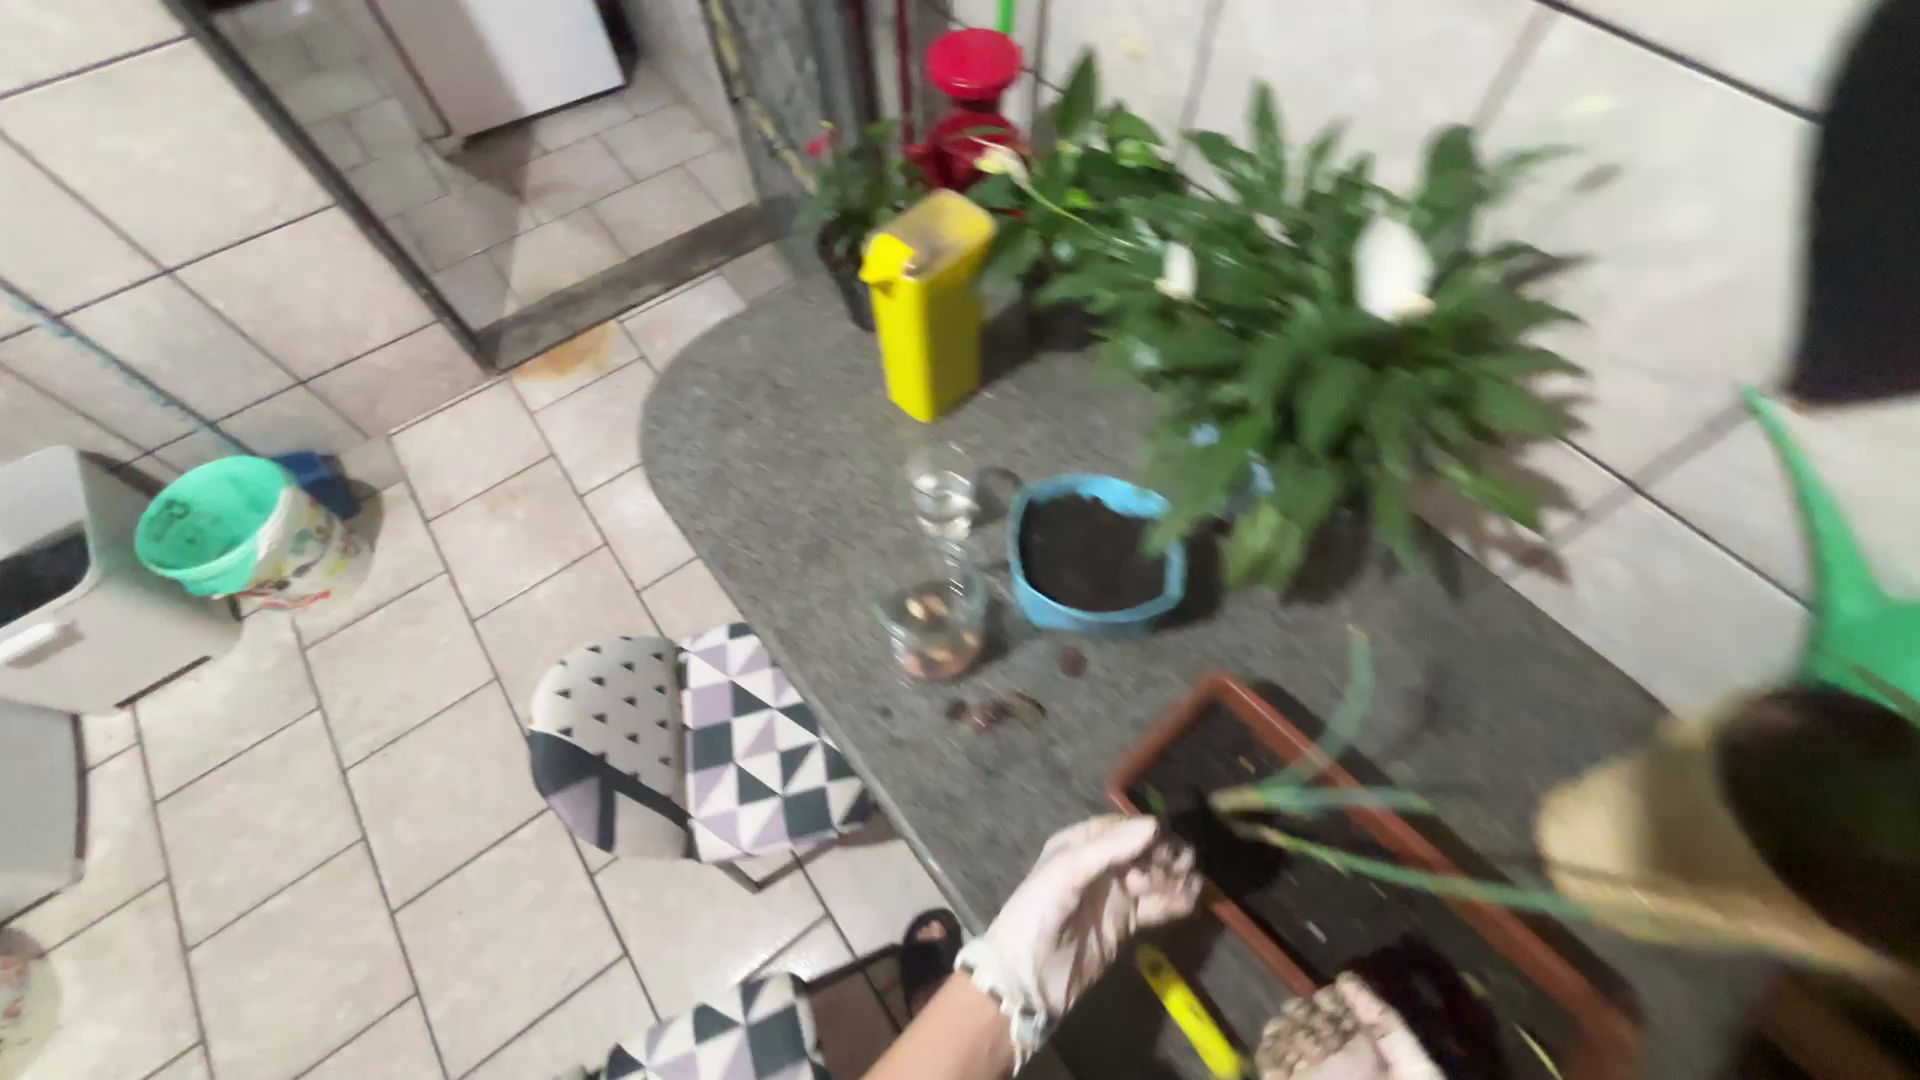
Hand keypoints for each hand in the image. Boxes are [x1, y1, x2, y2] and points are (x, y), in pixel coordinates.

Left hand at [957, 815, 1200, 1057]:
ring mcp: (1113, 895)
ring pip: (1153, 877)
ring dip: (1174, 877)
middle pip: (1142, 850)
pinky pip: (1155, 906)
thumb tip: (1155, 825)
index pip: (1122, 828)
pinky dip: (1174, 902)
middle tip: (1181, 867)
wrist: (1028, 977)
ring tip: (1191, 884)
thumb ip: (1110, 848)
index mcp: (1079, 843)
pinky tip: (1190, 900)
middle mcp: (1099, 864)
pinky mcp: (1125, 924)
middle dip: (1164, 854)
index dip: (1146, 832)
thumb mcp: (1067, 871)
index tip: (1168, 840)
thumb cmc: (1038, 912)